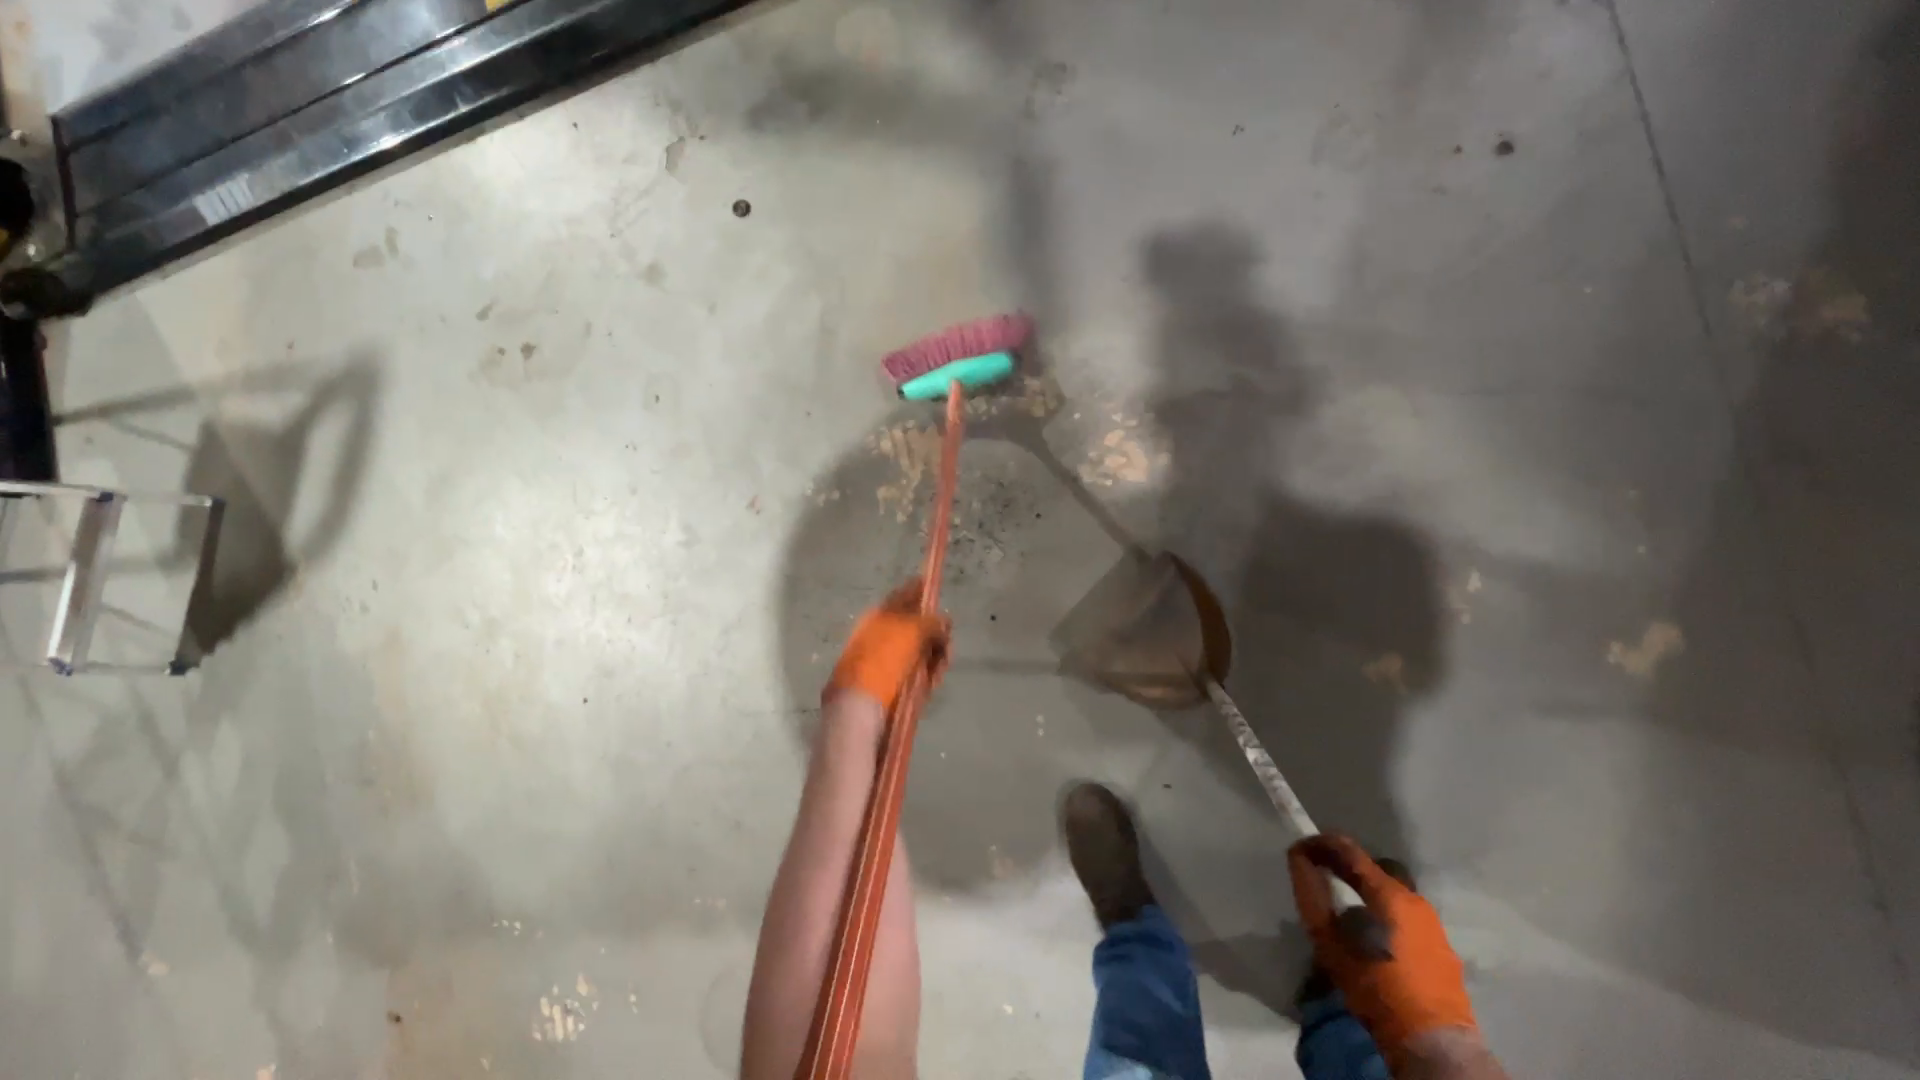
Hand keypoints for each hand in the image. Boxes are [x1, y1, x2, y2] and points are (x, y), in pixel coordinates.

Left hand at [824, 578, 951, 710]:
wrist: (860, 706)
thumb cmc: (883, 661)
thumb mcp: (911, 631)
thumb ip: (932, 621)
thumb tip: (943, 622)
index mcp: (878, 617)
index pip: (902, 596)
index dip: (919, 590)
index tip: (933, 586)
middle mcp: (882, 636)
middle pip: (916, 626)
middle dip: (935, 633)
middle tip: (946, 643)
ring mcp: (887, 662)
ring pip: (921, 652)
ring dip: (935, 657)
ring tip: (939, 668)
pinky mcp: (893, 685)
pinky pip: (918, 674)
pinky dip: (928, 676)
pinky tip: (932, 682)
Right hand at [1288, 835, 1475, 1067]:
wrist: (1432, 1040)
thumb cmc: (1374, 988)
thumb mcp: (1330, 942)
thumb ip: (1312, 896)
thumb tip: (1298, 858)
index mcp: (1388, 893)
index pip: (1349, 850)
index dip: (1320, 843)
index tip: (1298, 849)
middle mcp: (1415, 898)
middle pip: (1372, 867)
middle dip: (1343, 866)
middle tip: (1319, 877)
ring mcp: (1433, 922)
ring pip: (1391, 891)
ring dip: (1365, 891)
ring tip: (1343, 912)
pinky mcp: (1441, 944)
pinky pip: (1406, 914)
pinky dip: (1384, 912)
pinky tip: (1372, 937)